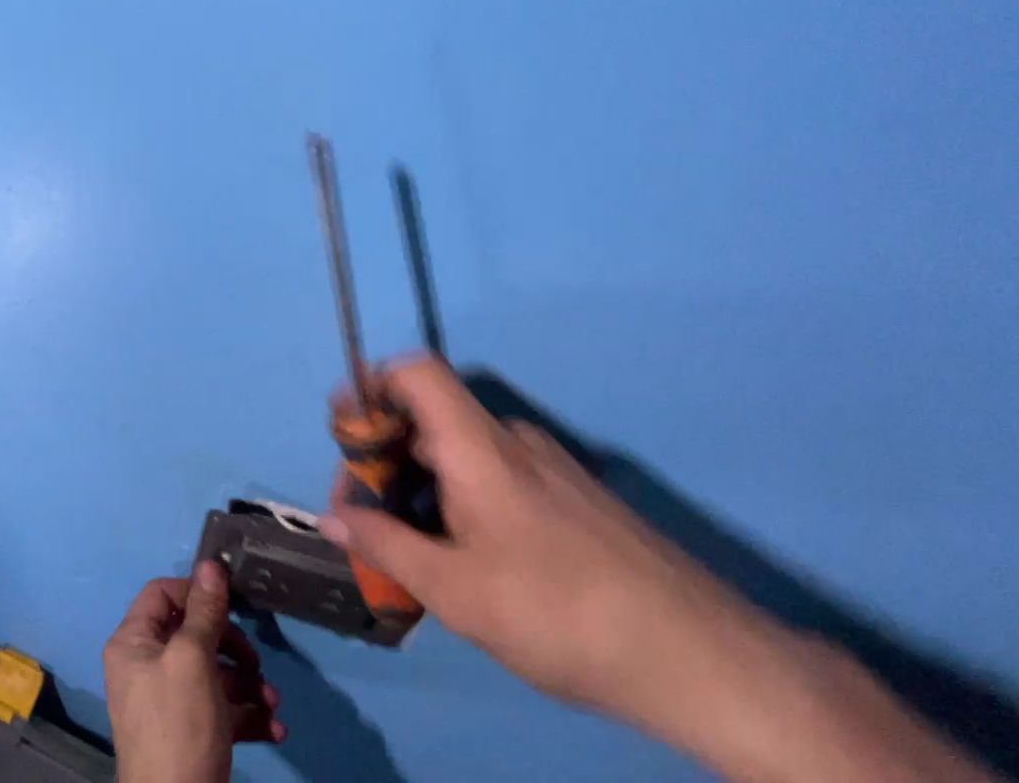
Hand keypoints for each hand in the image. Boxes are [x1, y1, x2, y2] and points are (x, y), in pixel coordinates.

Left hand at [104, 561, 285, 782]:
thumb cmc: (179, 725)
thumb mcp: (193, 659)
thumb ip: (204, 612)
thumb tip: (211, 563)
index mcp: (133, 643)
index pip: (161, 594)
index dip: (196, 592)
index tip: (230, 604)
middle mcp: (145, 667)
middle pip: (193, 634)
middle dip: (232, 646)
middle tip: (255, 661)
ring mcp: (168, 703)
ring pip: (214, 674)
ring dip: (249, 684)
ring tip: (272, 701)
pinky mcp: (191, 733)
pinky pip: (222, 710)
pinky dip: (248, 715)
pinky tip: (274, 728)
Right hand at [318, 356, 765, 724]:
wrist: (702, 660)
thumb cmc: (559, 613)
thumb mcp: (452, 590)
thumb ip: (383, 545)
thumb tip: (330, 517)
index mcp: (479, 448)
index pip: (415, 372)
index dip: (369, 387)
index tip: (343, 439)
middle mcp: (513, 443)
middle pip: (427, 419)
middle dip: (380, 460)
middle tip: (363, 521)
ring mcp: (549, 470)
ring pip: (459, 455)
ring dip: (417, 490)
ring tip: (406, 554)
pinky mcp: (572, 500)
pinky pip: (494, 479)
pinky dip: (456, 504)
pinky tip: (461, 563)